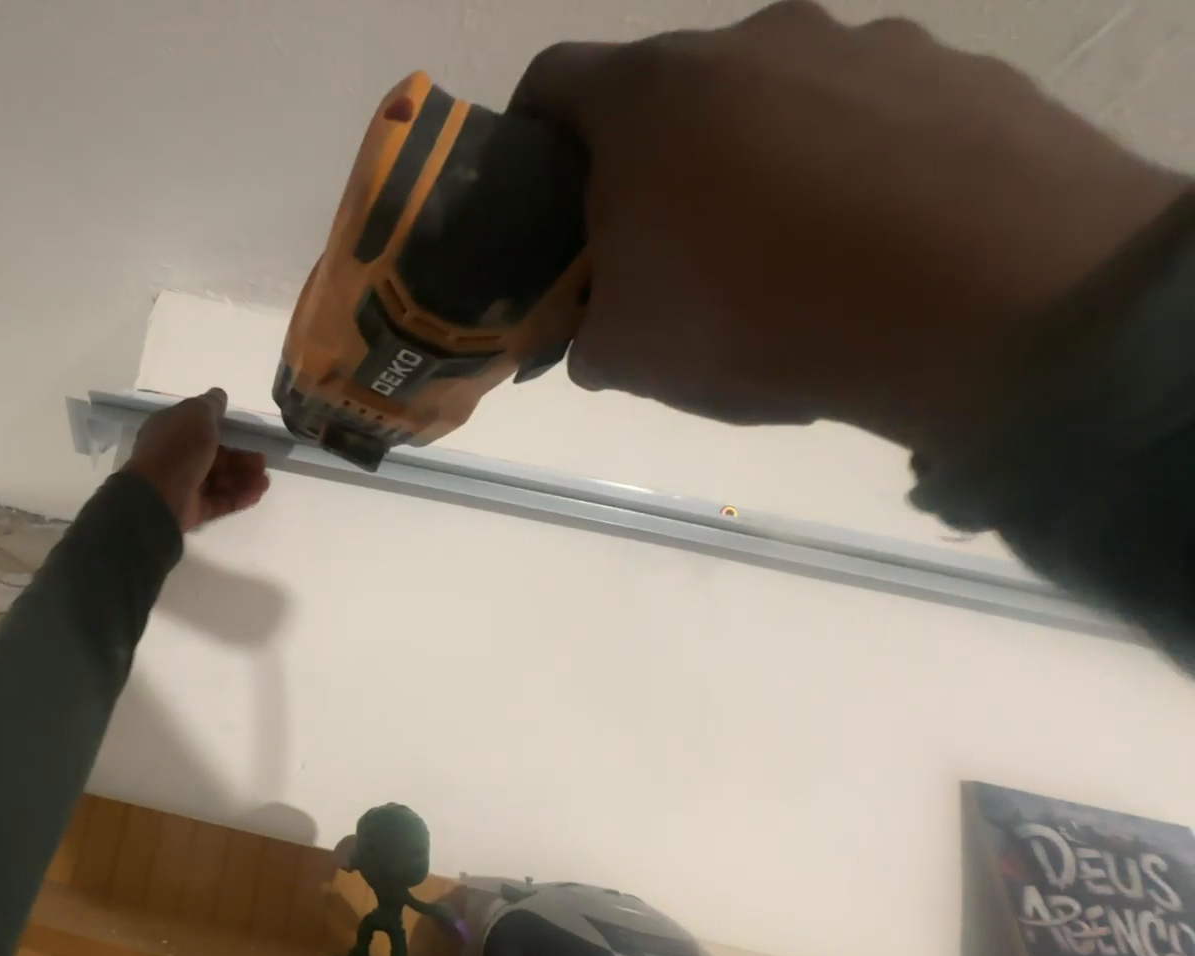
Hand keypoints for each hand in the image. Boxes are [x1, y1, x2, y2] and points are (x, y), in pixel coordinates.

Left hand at [121, 388, 269, 531]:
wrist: (158, 495)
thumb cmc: (179, 447)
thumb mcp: (197, 414)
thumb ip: (211, 405)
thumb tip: (219, 394)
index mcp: (171, 430)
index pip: (201, 428)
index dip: (225, 429)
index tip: (247, 432)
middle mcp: (176, 456)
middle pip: (215, 455)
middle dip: (241, 457)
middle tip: (263, 460)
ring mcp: (184, 484)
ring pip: (220, 479)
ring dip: (244, 477)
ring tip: (265, 480)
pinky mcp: (192, 508)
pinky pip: (219, 500)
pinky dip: (239, 496)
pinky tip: (258, 493)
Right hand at [511, 1, 1188, 452]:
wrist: (986, 302)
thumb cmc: (753, 313)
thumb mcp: (621, 351)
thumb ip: (579, 329)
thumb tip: (592, 328)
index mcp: (646, 97)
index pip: (552, 82)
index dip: (530, 136)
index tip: (540, 197)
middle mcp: (748, 42)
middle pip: (662, 94)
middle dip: (643, 164)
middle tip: (658, 248)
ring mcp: (859, 44)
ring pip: (761, 101)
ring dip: (741, 163)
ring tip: (769, 254)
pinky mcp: (954, 69)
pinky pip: (856, 115)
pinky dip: (833, 166)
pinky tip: (853, 242)